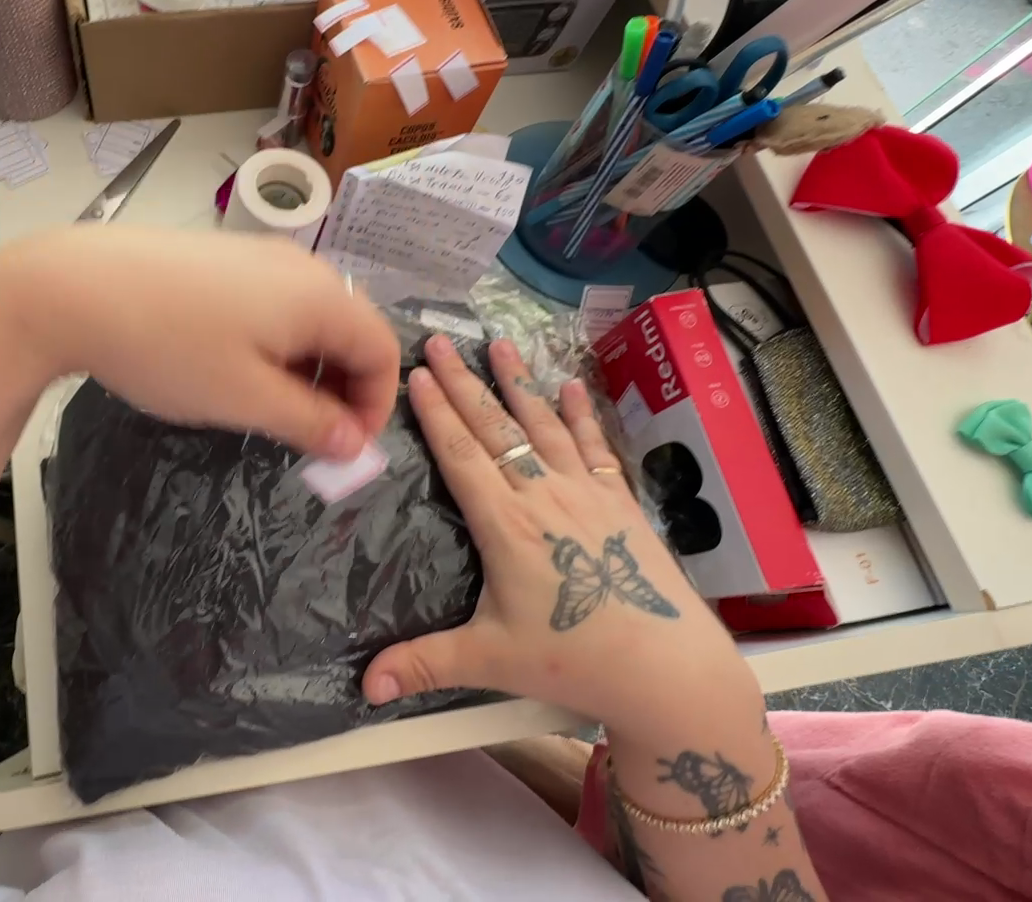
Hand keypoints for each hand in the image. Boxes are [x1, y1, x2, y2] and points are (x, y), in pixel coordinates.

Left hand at [1, 227, 399, 460]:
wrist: (75, 287)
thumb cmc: (172, 349)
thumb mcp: (248, 398)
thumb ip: (311, 423)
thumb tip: (355, 444)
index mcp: (321, 297)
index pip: (383, 351)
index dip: (376, 406)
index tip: (344, 449)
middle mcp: (301, 267)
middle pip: (349, 332)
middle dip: (340, 389)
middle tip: (306, 434)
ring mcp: (258, 256)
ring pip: (308, 320)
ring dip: (305, 370)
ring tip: (266, 406)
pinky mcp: (222, 258)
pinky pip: (272, 306)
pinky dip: (274, 345)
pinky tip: (231, 367)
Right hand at [361, 336, 760, 739]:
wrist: (668, 669)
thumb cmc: (574, 659)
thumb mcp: (489, 660)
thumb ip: (424, 664)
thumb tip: (364, 688)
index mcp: (505, 524)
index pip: (461, 455)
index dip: (436, 413)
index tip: (418, 374)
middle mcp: (543, 495)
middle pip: (495, 429)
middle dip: (464, 383)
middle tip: (440, 343)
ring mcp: (586, 493)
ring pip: (542, 426)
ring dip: (517, 384)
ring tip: (498, 345)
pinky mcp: (618, 502)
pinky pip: (594, 446)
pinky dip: (579, 414)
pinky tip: (568, 385)